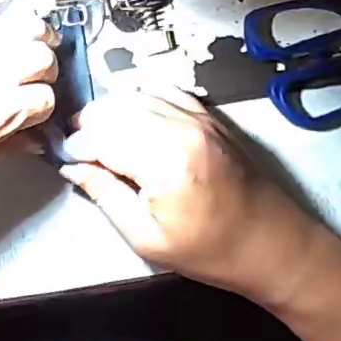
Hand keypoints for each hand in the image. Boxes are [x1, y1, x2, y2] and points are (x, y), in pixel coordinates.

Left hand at [0, 17, 57, 195]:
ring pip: (20, 24)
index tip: (30, 109)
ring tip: (15, 47)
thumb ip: (5, 147)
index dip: (40, 107)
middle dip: (41, 68)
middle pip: (41, 57)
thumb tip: (34, 141)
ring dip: (27, 36)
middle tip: (27, 76)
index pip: (45, 99)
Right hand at [60, 87, 339, 310]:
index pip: (101, 139)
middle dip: (89, 125)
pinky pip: (163, 89)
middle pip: (114, 110)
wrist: (276, 246)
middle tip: (79, 146)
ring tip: (99, 131)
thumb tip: (72, 167)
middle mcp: (180, 131)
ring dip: (109, 109)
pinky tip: (129, 112)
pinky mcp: (209, 115)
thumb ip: (105, 196)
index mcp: (164, 165)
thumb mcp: (147, 239)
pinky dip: (139, 95)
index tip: (64, 157)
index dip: (77, 147)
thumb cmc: (211, 252)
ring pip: (135, 95)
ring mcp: (197, 118)